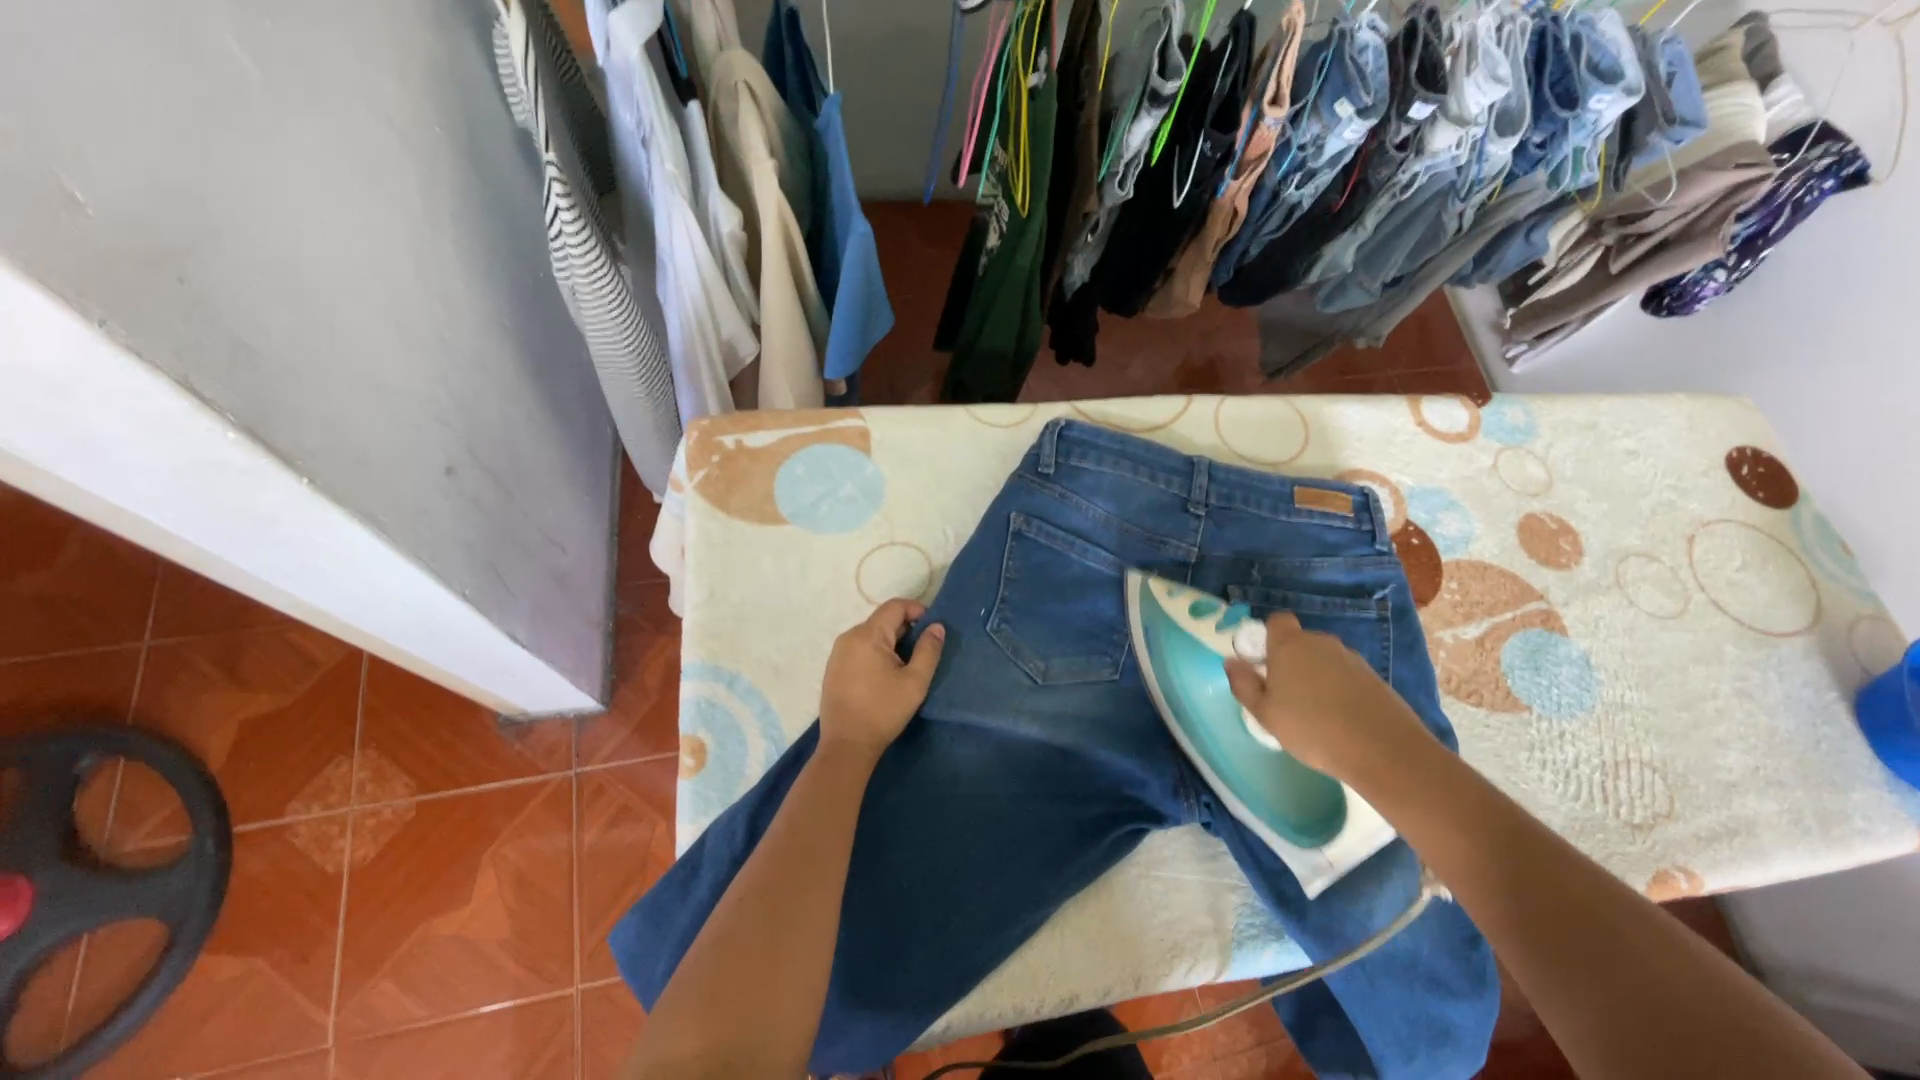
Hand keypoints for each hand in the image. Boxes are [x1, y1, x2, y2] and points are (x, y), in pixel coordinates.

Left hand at [818, 599, 945, 761]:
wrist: (847, 744)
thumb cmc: (883, 711)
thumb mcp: (915, 681)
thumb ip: (928, 650)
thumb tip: (936, 626)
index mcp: (868, 635)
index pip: (894, 606)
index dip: (916, 609)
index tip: (932, 626)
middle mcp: (849, 637)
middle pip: (881, 619)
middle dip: (905, 628)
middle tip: (923, 650)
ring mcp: (838, 652)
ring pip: (870, 634)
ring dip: (891, 641)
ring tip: (906, 664)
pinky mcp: (833, 668)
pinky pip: (859, 648)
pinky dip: (875, 652)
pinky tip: (885, 675)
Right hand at [1223, 612, 1436, 782]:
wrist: (1382, 749)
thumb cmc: (1311, 728)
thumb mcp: (1265, 713)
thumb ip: (1244, 685)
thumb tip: (1232, 661)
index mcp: (1290, 645)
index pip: (1277, 621)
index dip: (1268, 637)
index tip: (1263, 664)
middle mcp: (1321, 643)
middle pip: (1300, 642)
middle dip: (1291, 662)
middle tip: (1285, 696)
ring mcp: (1351, 658)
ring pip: (1324, 660)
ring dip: (1316, 677)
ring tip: (1314, 713)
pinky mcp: (1373, 676)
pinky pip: (1345, 675)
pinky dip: (1339, 689)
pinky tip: (1339, 719)